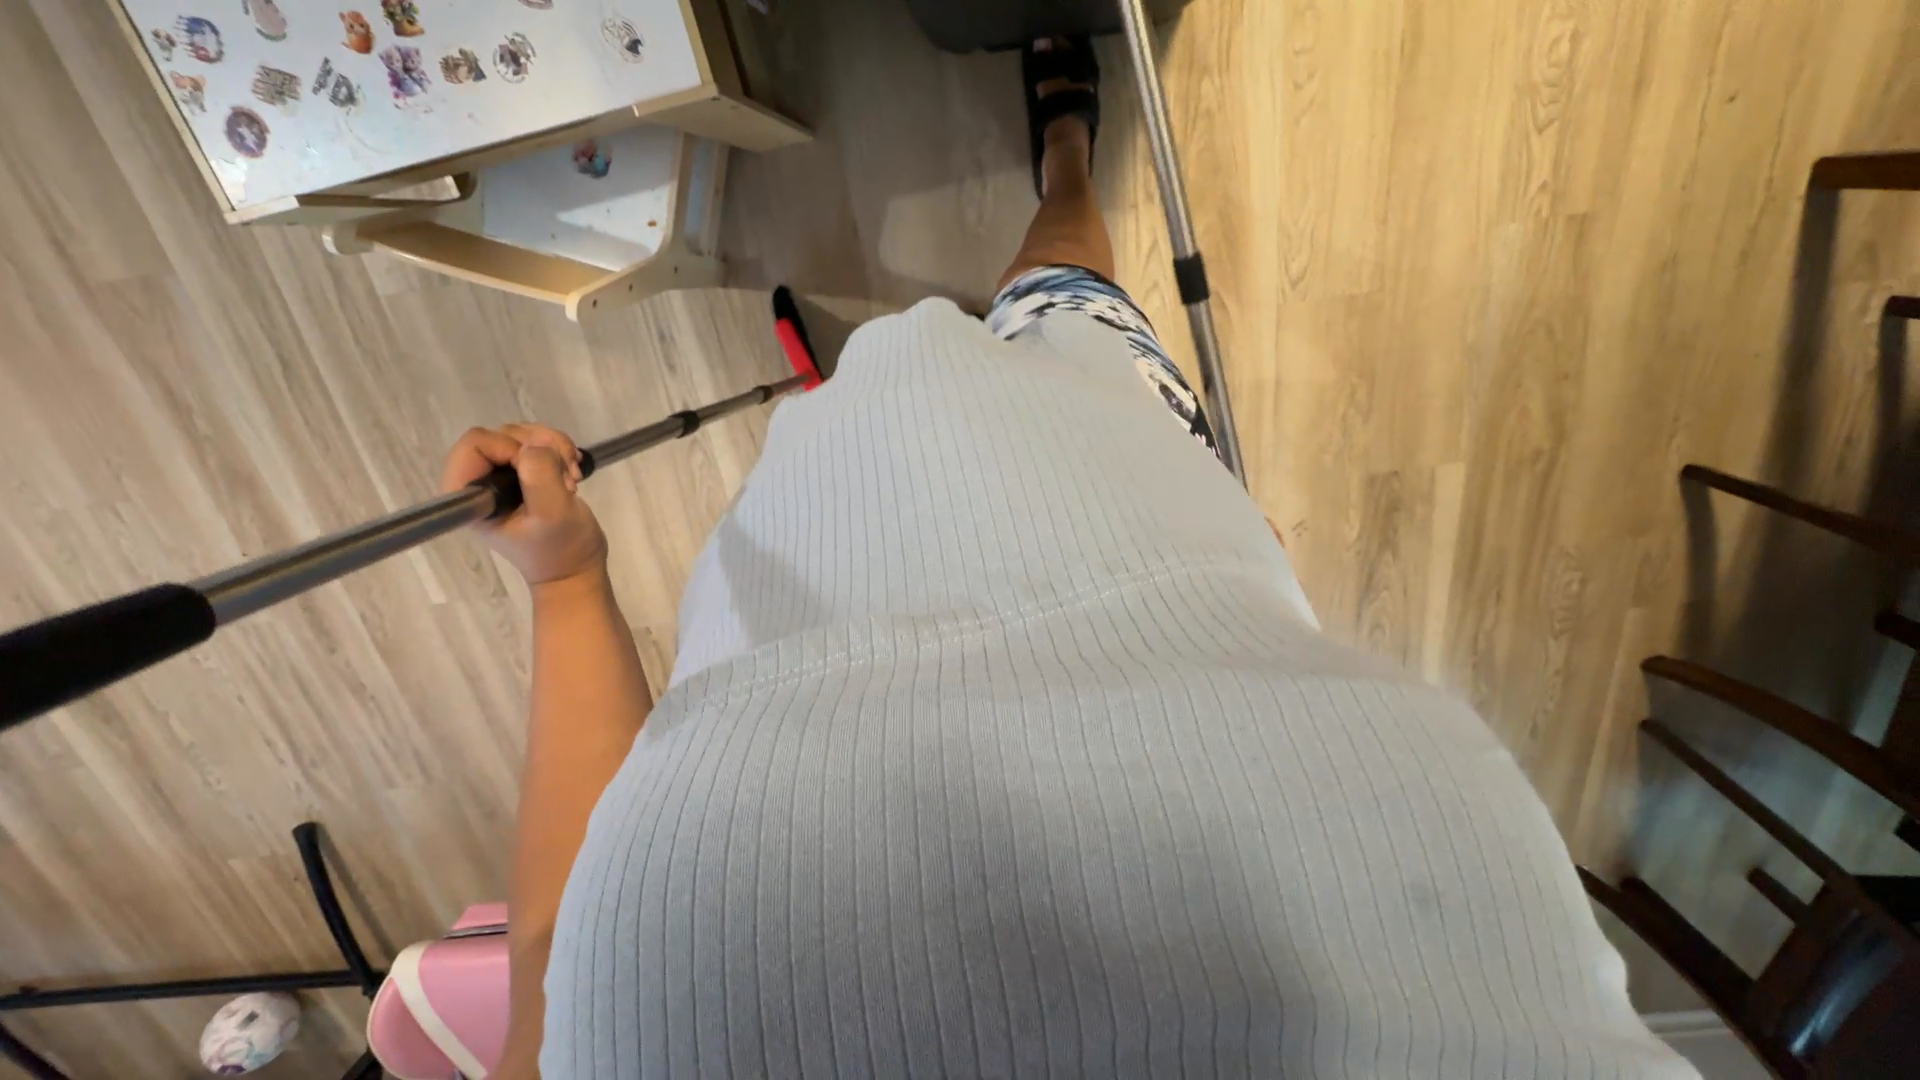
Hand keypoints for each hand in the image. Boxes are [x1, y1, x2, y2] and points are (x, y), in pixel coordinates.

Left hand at [441, 423, 607, 587]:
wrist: (577, 569)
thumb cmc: (561, 549)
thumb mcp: (553, 514)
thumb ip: (540, 475)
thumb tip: (537, 444)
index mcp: (471, 495)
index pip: (476, 444)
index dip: (512, 448)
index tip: (543, 471)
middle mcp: (480, 481)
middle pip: (501, 435)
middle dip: (540, 447)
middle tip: (568, 475)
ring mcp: (502, 477)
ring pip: (522, 436)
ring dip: (555, 448)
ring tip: (572, 477)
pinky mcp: (522, 474)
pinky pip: (536, 443)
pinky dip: (560, 450)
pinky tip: (572, 473)